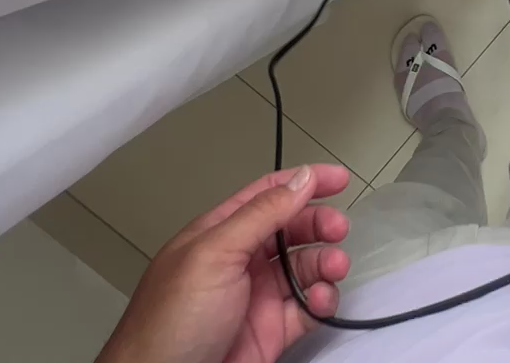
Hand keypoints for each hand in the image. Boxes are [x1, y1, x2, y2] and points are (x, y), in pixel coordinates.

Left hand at [97, 164, 352, 362]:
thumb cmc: (170, 326)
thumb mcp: (214, 255)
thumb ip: (262, 213)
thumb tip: (302, 176)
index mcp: (221, 234)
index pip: (269, 194)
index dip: (304, 181)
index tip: (339, 178)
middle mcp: (241, 262)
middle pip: (293, 228)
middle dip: (320, 224)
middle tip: (339, 229)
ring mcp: (257, 298)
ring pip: (305, 267)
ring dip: (326, 262)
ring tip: (334, 269)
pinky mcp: (271, 333)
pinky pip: (308, 307)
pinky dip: (323, 300)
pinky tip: (322, 300)